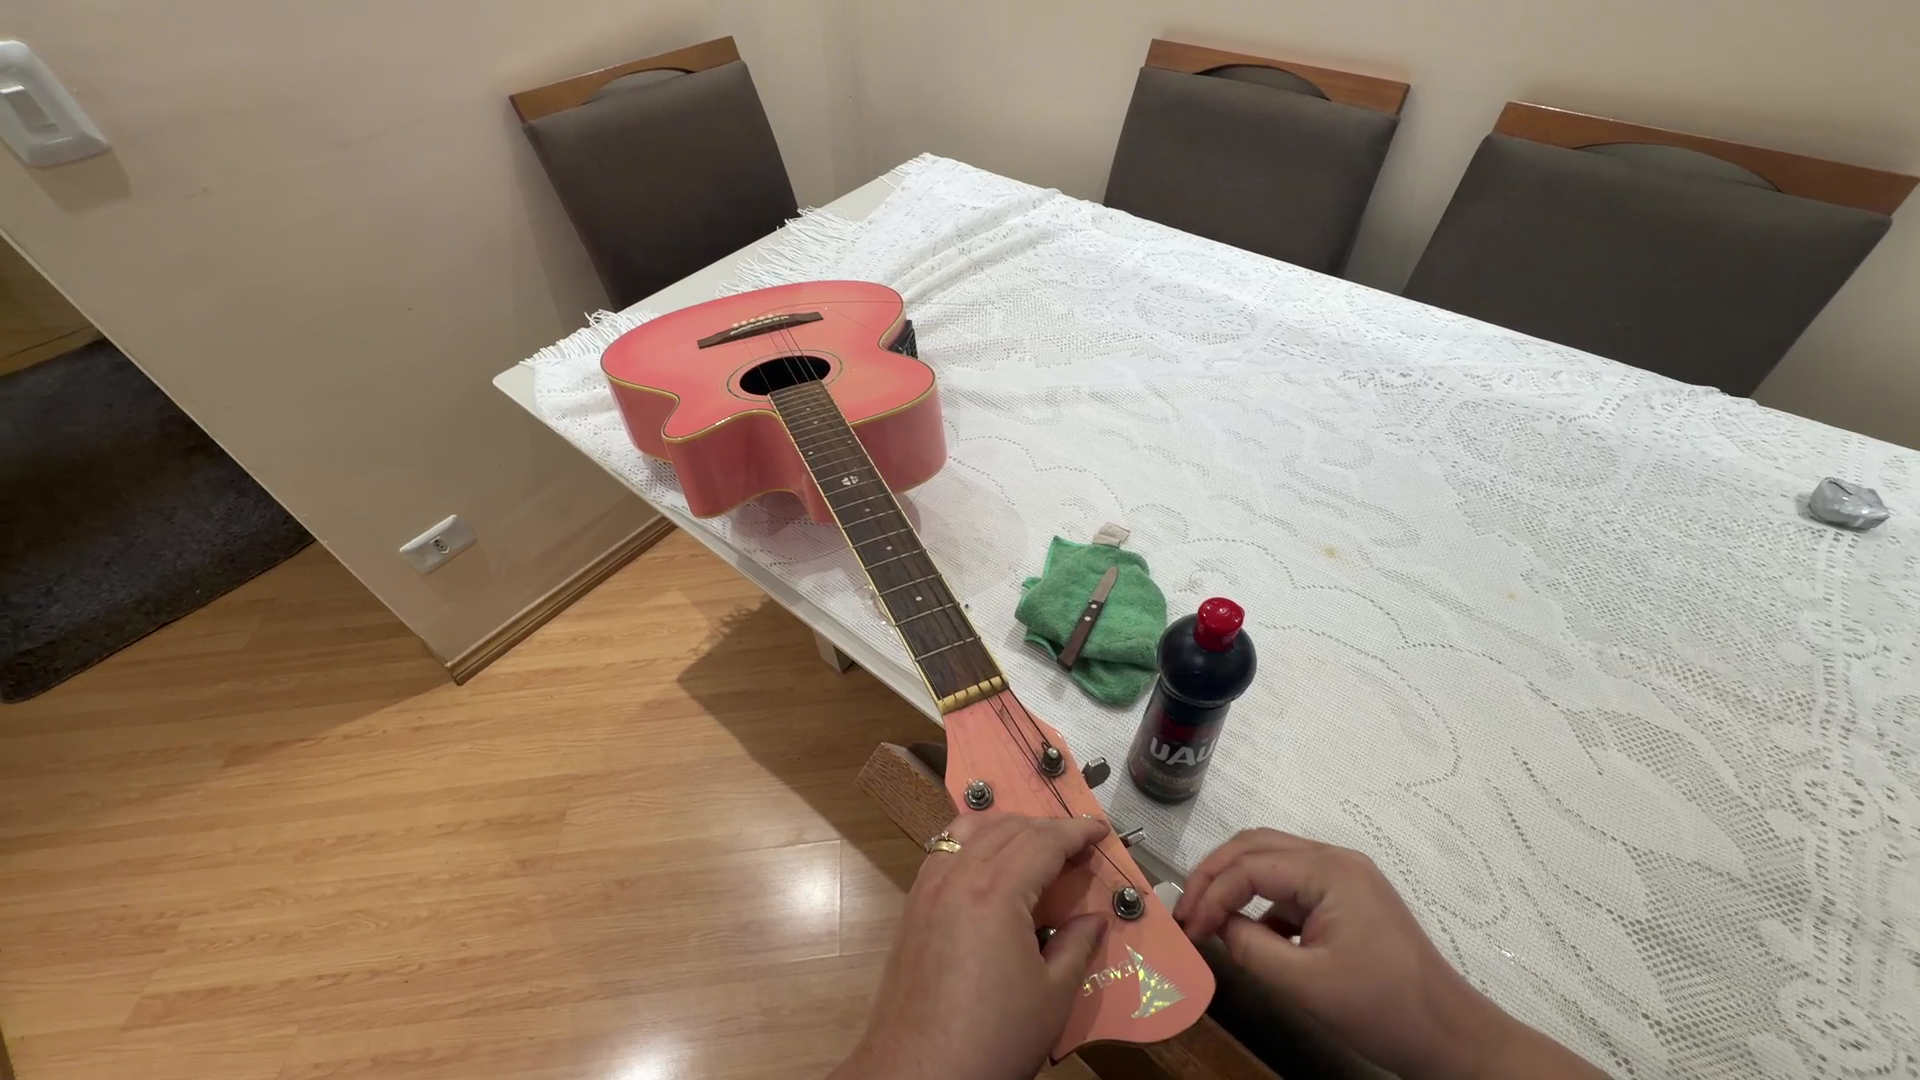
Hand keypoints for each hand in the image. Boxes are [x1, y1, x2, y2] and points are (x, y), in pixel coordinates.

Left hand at [833, 813, 1108, 1079]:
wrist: (917, 1074)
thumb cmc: (992, 1039)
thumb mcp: (1051, 997)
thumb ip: (1076, 946)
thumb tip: (1095, 918)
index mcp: (996, 890)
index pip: (1043, 841)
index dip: (1076, 831)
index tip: (1100, 829)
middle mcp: (958, 875)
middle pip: (1007, 828)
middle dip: (1046, 827)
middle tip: (1077, 843)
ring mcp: (929, 886)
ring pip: (970, 830)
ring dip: (1007, 827)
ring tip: (1035, 843)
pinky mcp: (913, 904)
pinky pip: (945, 850)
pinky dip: (973, 841)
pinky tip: (988, 861)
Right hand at [1174, 829, 1607, 1079]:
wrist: (1455, 1038)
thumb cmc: (1384, 1009)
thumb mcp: (1306, 984)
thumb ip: (1251, 947)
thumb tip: (1215, 925)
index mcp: (1329, 871)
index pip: (1250, 865)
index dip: (1211, 893)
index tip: (1189, 928)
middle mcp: (1334, 858)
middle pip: (1254, 846)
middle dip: (1214, 874)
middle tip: (1186, 908)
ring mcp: (1342, 874)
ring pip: (1268, 857)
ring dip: (1234, 881)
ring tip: (1207, 913)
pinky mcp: (1344, 896)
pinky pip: (1288, 881)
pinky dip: (1259, 899)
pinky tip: (1251, 932)